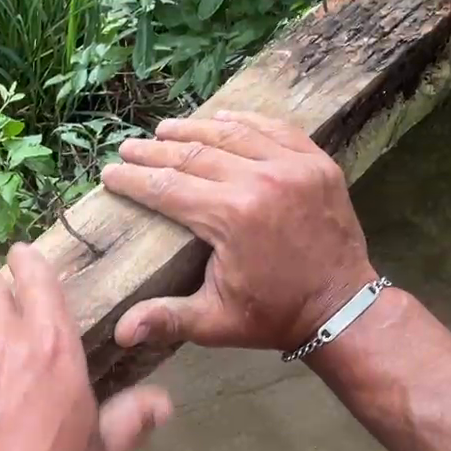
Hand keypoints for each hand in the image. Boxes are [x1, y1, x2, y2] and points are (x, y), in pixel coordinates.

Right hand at [99, 110, 377, 351]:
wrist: (341, 308)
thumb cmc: (271, 316)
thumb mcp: (213, 323)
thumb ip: (165, 320)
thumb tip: (121, 334)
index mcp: (230, 217)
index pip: (167, 188)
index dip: (133, 180)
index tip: (109, 174)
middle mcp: (260, 181)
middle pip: (194, 155)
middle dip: (155, 151)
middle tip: (127, 147)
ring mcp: (293, 167)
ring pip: (232, 134)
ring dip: (193, 129)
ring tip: (164, 128)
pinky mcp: (317, 163)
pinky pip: (274, 130)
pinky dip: (245, 121)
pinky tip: (221, 116)